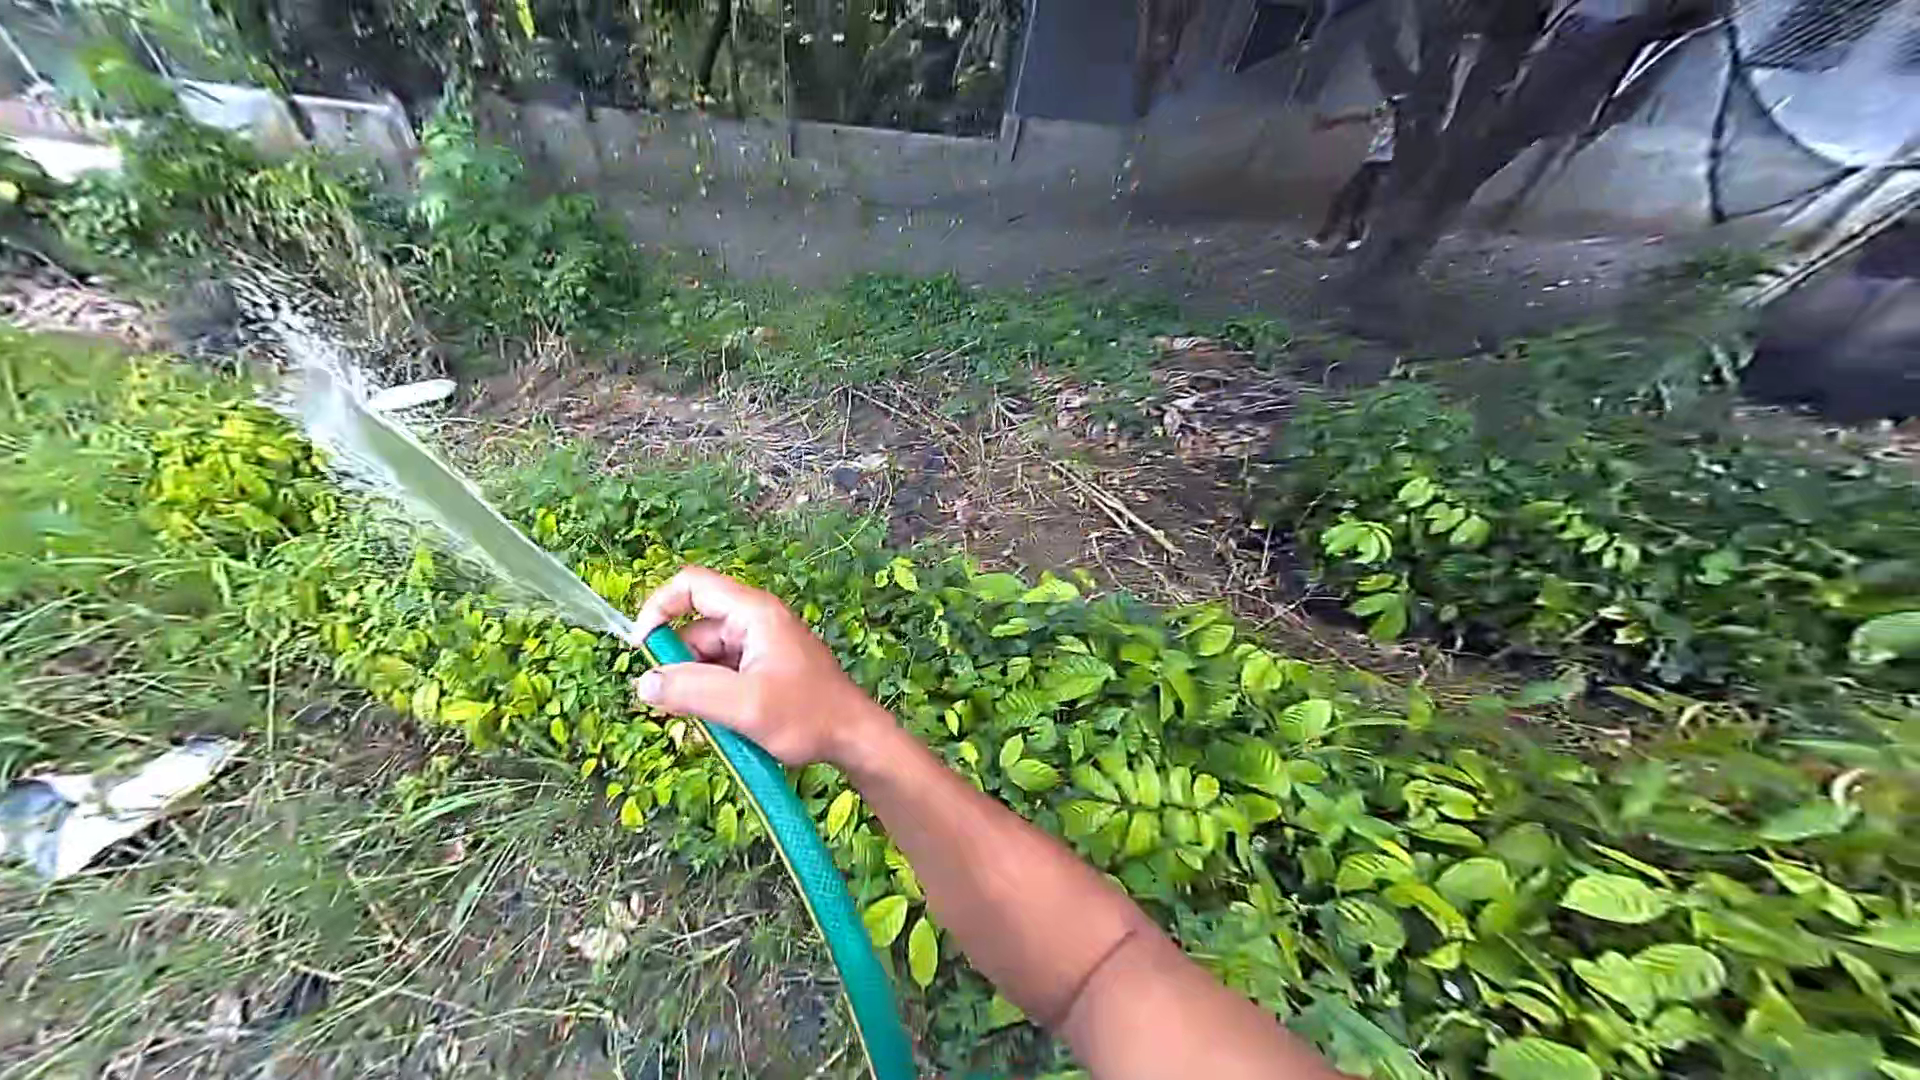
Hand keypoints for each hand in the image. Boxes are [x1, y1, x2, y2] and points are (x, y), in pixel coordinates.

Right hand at [629, 566, 894, 766]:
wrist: (852, 736)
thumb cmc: (807, 714)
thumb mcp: (744, 705)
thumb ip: (691, 691)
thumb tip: (645, 683)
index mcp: (754, 613)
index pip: (692, 585)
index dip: (659, 608)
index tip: (643, 649)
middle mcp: (756, 622)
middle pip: (695, 629)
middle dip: (680, 666)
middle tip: (679, 707)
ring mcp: (761, 645)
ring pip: (707, 658)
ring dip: (697, 688)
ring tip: (713, 722)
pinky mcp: (764, 668)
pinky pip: (724, 674)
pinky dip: (715, 697)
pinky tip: (724, 725)